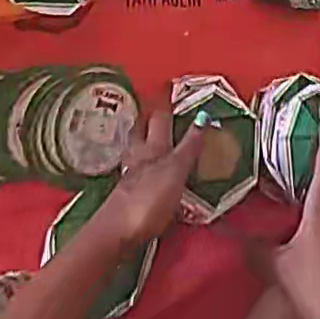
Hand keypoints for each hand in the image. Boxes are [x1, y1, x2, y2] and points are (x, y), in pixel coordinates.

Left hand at [87, 98, 207, 250]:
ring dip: (140, 138)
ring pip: (135, 148)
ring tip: (146, 133)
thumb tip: (204, 115)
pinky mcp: (125, 196)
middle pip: (142, 129)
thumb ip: (190, 145)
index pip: (160, 117)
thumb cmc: (149, 198)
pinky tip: (142, 169)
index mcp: (154, 147)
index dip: (164, 100)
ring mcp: (130, 176)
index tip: (167, 84)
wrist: (115, 234)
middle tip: (152, 104)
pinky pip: (134, 169)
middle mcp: (140, 156)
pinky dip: (138, 163)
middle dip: (147, 115)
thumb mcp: (177, 170)